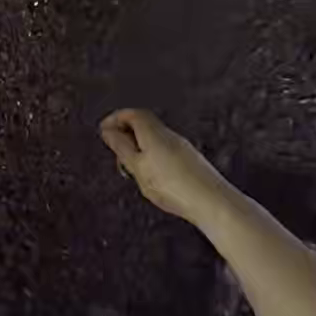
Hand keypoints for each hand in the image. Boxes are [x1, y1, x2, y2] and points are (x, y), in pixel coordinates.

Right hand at [99, 109, 238, 221]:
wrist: (212, 202)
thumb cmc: (174, 186)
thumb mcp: (137, 167)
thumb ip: (121, 147)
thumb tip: (108, 131)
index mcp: (153, 133)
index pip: (132, 114)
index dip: (116, 118)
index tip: (104, 129)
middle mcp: (169, 135)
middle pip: (144, 124)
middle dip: (126, 133)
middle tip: (115, 149)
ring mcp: (181, 147)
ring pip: (154, 138)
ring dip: (139, 147)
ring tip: (131, 168)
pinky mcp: (190, 160)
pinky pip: (165, 150)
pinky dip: (152, 156)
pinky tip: (152, 176)